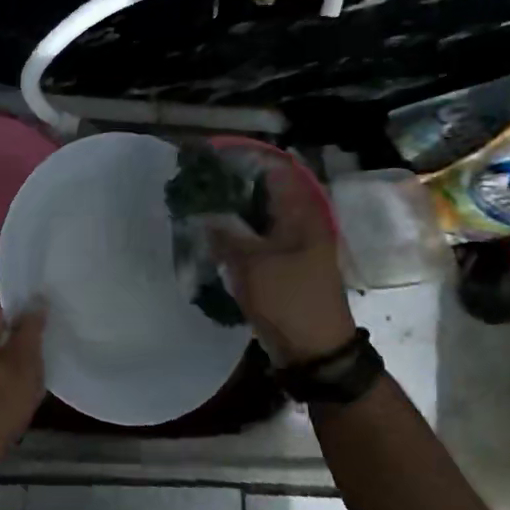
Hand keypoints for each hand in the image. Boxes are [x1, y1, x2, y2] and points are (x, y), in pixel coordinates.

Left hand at [0, 290, 46, 470]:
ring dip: (22, 320)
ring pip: (3, 330)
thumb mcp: (22, 362)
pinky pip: (7, 349)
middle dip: (20, 296)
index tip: (32, 261)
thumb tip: (37, 296)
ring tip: (50, 312)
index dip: (9, 274)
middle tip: (49, 285)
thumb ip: (29, 329)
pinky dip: (22, 343)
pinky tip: (40, 349)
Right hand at [210, 161, 356, 364]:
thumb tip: (200, 209)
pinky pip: (255, 237)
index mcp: (301, 213)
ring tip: (196, 206)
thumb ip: (224, 232)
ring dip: (230, 210)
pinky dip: (234, 233)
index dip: (242, 160)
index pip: (273, 170)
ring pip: (256, 215)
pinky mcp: (280, 264)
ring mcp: (291, 244)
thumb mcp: (251, 262)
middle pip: (262, 192)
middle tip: (195, 184)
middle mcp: (299, 222)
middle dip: (230, 186)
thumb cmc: (288, 299)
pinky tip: (209, 235)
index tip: (209, 158)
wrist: (315, 350)